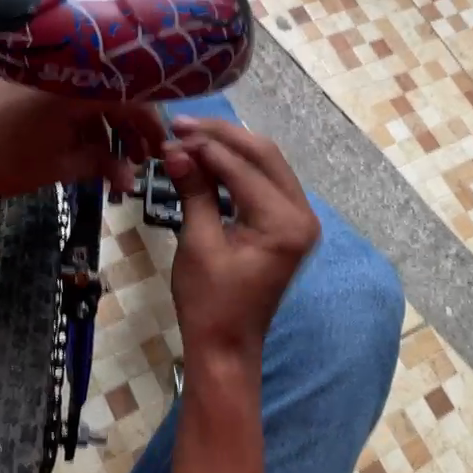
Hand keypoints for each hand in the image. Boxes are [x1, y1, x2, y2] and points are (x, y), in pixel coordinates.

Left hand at [0, 76, 168, 208]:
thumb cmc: (2, 161)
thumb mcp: (58, 166)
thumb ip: (100, 164)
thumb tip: (130, 177)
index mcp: (79, 83)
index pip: (132, 98)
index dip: (150, 127)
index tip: (160, 153)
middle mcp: (65, 67)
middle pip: (112, 93)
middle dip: (128, 130)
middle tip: (136, 164)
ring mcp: (40, 71)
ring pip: (86, 96)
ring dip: (102, 129)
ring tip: (107, 167)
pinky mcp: (20, 79)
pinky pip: (63, 95)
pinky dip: (76, 121)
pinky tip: (78, 149)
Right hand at [163, 118, 319, 360]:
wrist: (226, 346)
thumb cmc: (210, 302)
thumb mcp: (198, 243)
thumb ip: (194, 191)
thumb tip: (175, 150)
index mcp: (285, 223)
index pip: (243, 167)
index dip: (205, 147)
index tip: (170, 134)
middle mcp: (302, 215)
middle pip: (263, 155)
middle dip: (221, 137)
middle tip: (180, 126)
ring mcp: (298, 219)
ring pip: (265, 164)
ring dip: (228, 149)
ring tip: (188, 138)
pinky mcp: (285, 225)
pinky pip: (263, 183)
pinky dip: (235, 169)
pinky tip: (207, 159)